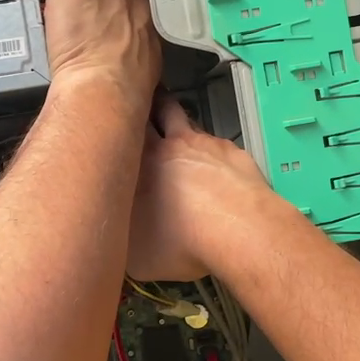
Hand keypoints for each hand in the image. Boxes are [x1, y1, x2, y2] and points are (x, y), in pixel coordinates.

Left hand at [36, 0, 159, 100]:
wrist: (106, 86)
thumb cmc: (124, 87)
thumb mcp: (143, 68)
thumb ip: (134, 51)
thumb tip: (126, 57)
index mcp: (146, 16)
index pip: (125, 4)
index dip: (110, 13)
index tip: (102, 25)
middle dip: (91, 3)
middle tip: (79, 26)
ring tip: (60, 17)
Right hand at [128, 96, 282, 281]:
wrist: (241, 234)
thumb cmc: (179, 242)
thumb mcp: (135, 255)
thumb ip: (121, 236)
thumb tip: (118, 234)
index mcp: (143, 160)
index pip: (129, 124)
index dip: (124, 117)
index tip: (118, 117)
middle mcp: (175, 143)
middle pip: (163, 107)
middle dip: (154, 104)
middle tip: (147, 109)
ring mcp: (210, 145)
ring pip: (193, 125)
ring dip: (185, 132)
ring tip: (183, 148)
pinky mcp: (238, 156)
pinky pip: (220, 149)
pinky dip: (215, 157)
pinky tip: (218, 177)